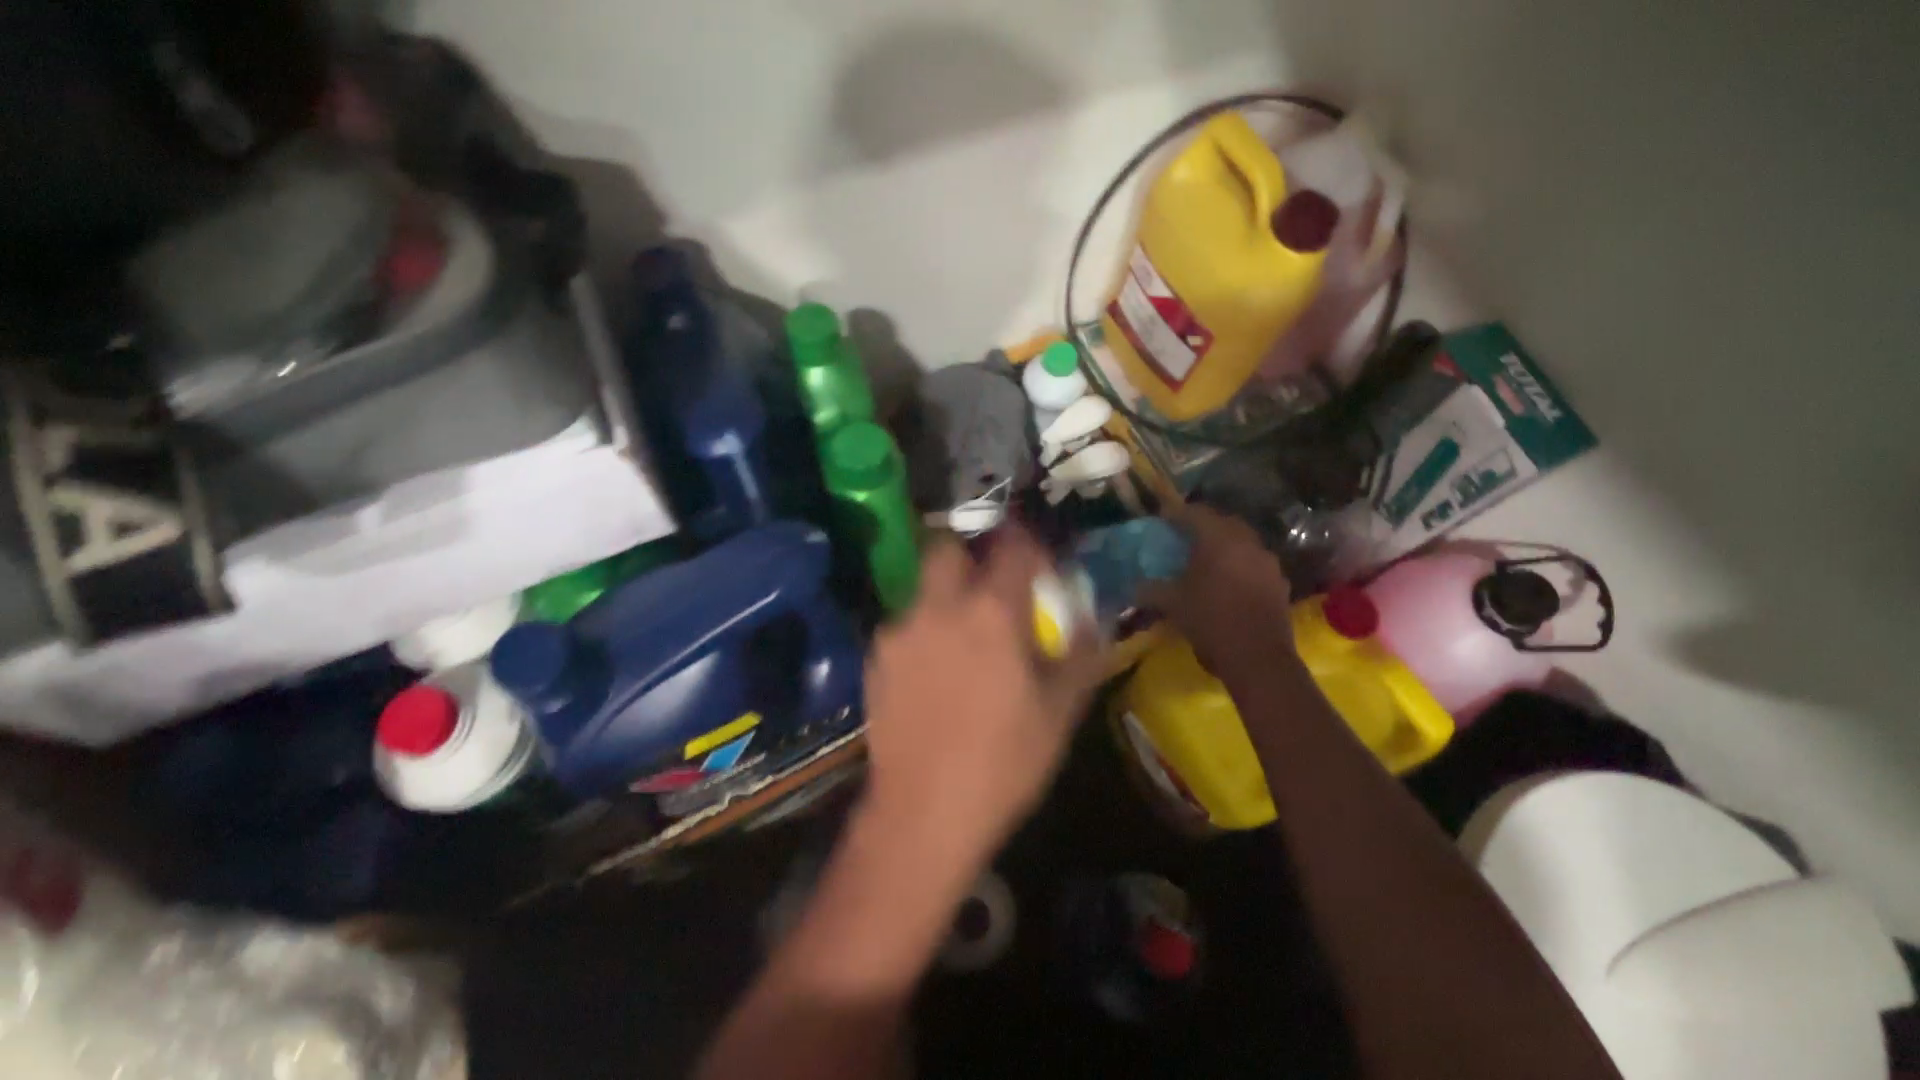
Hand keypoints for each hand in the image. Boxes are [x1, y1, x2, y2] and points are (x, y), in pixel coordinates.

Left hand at [859, 527, 1108, 873]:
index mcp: (992, 613)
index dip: (1029, 544)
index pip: (1013, 547)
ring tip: (961, 644)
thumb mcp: (1060, 712)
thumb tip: (1090, 617)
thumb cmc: (1004, 764)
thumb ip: (1079, 653)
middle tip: (992, 591)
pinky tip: (932, 678)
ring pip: (922, 591)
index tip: (1039, 558)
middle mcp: (939, 608)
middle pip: (948, 549)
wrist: (923, 814)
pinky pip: (903, 629)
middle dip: (971, 556)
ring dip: (945, 600)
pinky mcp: (874, 660)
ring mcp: (899, 632)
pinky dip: (922, 637)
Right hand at [1144, 503, 1299, 676]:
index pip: (1195, 513)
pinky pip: (1254, 564)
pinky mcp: (1279, 583)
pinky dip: (1239, 566)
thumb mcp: (1173, 605)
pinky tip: (1228, 583)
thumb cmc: (1211, 622)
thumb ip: (1151, 590)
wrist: (1258, 659)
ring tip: (1206, 561)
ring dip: (1224, 547)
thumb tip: (1135, 586)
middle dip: (1203, 527)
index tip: (1162, 519)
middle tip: (1183, 538)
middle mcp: (1247, 542)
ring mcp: (1267, 562)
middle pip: (1222, 523)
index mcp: (1219, 539)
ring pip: (1242, 543)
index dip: (1176, 514)